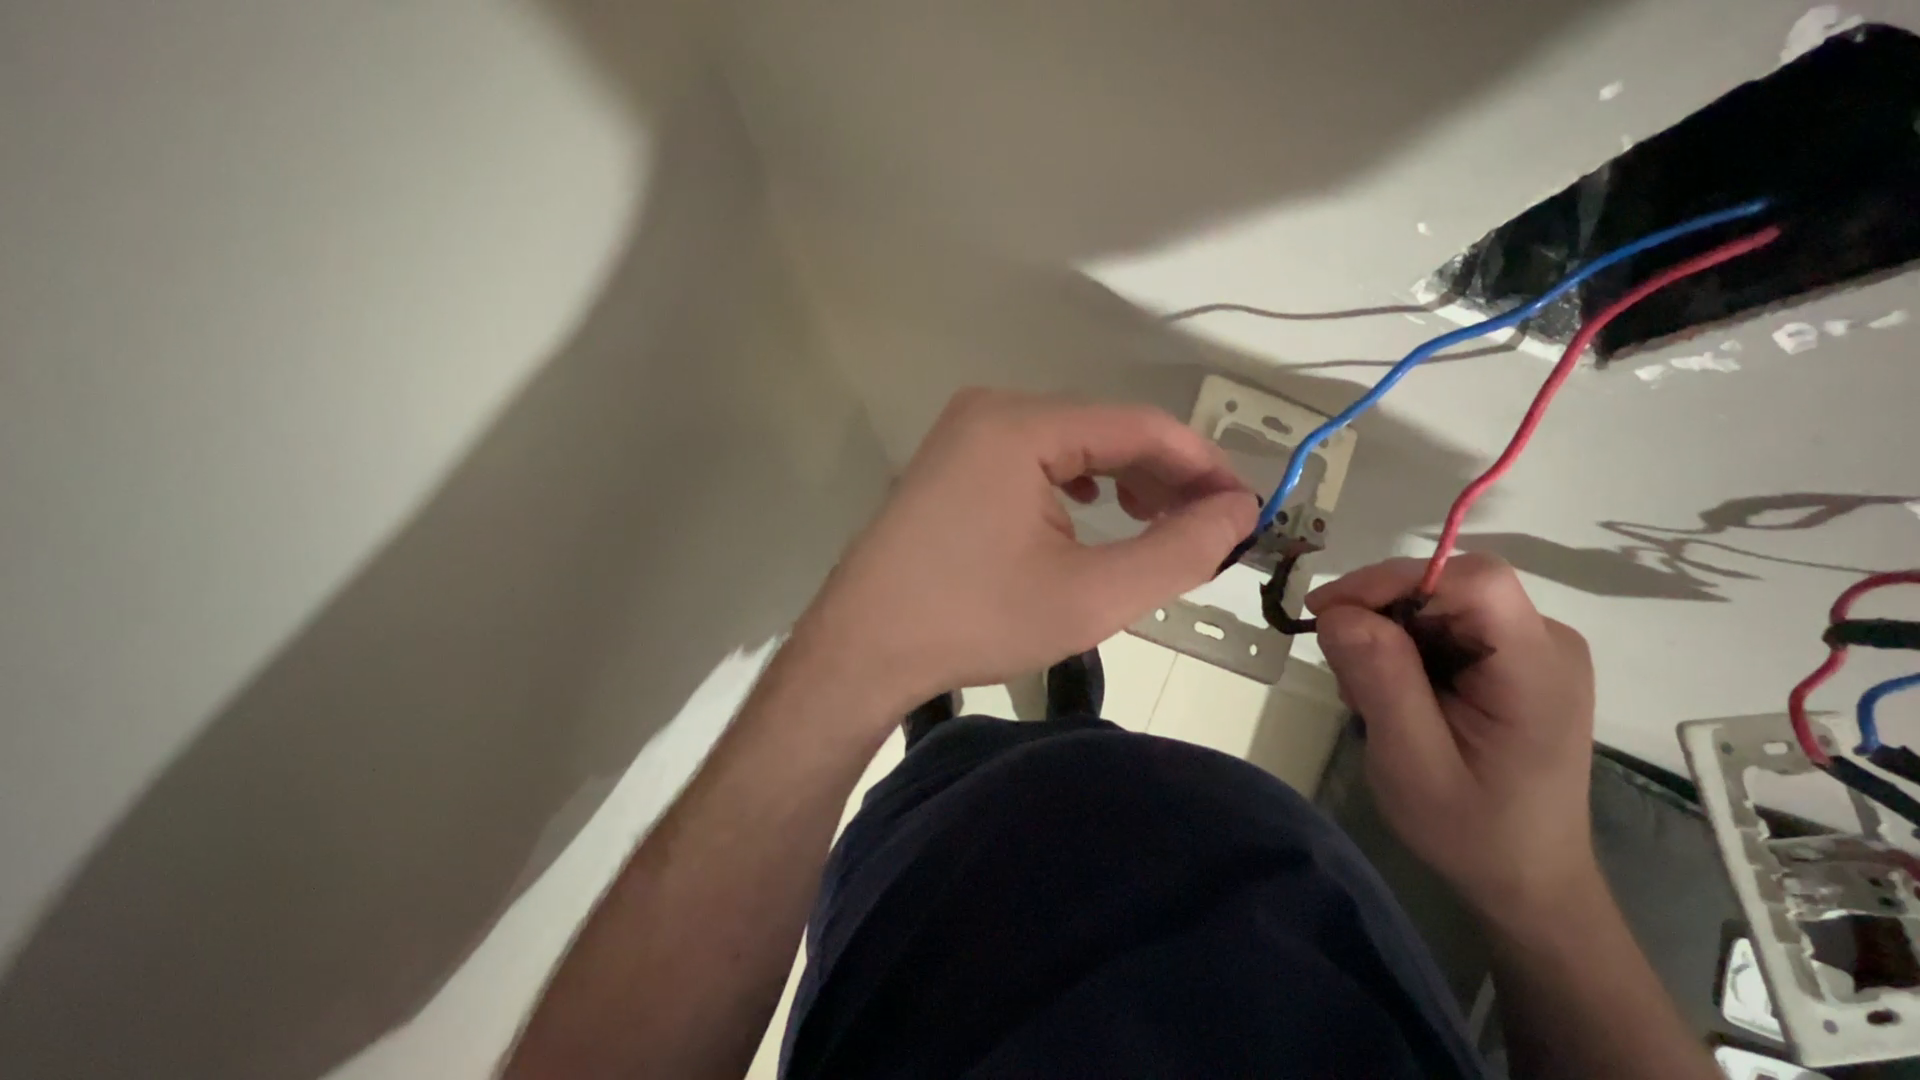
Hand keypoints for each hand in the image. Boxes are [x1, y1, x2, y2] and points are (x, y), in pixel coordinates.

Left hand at [793, 389, 1256, 722]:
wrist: (862, 649)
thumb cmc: (976, 621)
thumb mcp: (1092, 595)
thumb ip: (1178, 551)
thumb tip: (1240, 512)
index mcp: (1020, 425)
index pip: (1140, 425)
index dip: (1202, 465)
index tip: (1245, 510)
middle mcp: (991, 409)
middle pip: (1104, 429)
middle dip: (1163, 477)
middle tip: (1208, 529)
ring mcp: (964, 434)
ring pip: (1069, 444)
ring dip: (1123, 480)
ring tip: (1158, 525)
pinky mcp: (951, 463)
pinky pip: (1033, 459)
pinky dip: (1076, 485)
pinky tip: (1095, 515)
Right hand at [1306, 554, 1598, 930]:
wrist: (1527, 878)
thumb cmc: (1472, 830)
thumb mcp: (1412, 762)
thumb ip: (1381, 681)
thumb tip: (1338, 611)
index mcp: (1536, 667)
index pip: (1473, 581)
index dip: (1394, 580)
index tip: (1328, 612)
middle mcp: (1546, 642)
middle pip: (1450, 587)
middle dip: (1381, 616)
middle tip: (1342, 675)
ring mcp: (1535, 648)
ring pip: (1441, 603)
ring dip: (1388, 637)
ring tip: (1368, 698)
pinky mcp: (1516, 659)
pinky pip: (1448, 625)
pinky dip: (1405, 649)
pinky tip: (1393, 696)